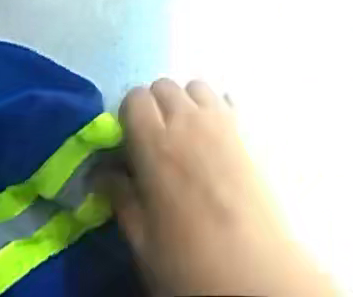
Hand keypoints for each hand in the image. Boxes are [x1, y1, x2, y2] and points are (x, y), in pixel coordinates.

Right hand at [106, 80, 340, 296]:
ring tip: (182, 137)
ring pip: (195, 86)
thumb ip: (121, 196)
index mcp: (155, 144)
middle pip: (165, 86)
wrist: (251, 267)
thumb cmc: (187, 259)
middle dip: (153, 105)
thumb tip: (101, 173)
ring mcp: (221, 119)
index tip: (126, 142)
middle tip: (151, 141)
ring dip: (184, 102)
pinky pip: (225, 98)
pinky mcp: (245, 127)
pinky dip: (214, 107)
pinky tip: (211, 137)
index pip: (135, 98)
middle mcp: (188, 120)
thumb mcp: (141, 237)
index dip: (127, 115)